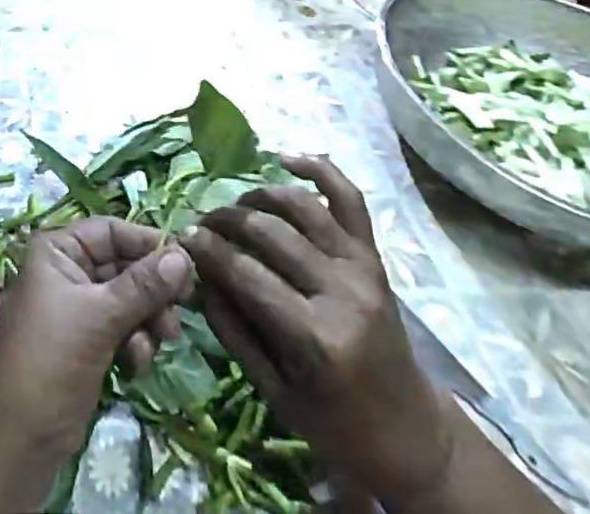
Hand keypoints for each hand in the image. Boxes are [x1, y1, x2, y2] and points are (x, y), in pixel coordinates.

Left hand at [0, 217, 193, 452]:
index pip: (110, 231)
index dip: (147, 244)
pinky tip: (136, 363)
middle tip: (183, 309)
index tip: (187, 264)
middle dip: (153, 290)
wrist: (23, 431)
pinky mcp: (88, 338)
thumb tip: (183, 256)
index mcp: (56, 250)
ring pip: (130, 298)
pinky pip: (124, 326)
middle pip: (124, 264)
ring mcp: (77, 305)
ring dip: (148, 320)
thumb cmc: (52, 356)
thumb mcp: (100, 316)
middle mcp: (66, 270)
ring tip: (159, 342)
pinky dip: (136, 341)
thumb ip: (144, 285)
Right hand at [180, 156, 455, 504]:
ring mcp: (365, 270)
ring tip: (233, 206)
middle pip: (268, 232)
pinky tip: (285, 157)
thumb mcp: (269, 387)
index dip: (205, 248)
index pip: (245, 272)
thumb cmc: (333, 421)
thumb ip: (229, 325)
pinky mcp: (375, 259)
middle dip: (223, 220)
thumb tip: (194, 272)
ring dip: (257, 196)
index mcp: (316, 337)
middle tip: (199, 224)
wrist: (410, 432)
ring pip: (301, 207)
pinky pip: (350, 200)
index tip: (179, 235)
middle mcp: (344, 293)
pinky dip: (319, 170)